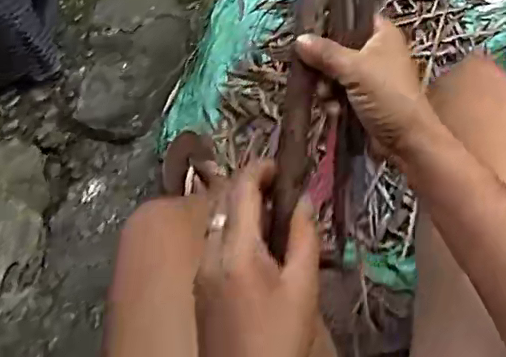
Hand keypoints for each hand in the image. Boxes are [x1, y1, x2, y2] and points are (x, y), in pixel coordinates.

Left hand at [195, 160, 319, 356]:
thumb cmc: (279, 339)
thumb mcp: (303, 287)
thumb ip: (305, 236)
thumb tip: (304, 199)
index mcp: (236, 250)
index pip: (241, 188)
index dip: (261, 167)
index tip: (283, 166)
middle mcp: (210, 255)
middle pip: (225, 200)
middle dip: (251, 185)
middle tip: (282, 191)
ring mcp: (201, 273)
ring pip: (217, 220)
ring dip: (241, 207)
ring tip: (274, 219)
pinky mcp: (200, 289)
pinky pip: (213, 242)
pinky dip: (233, 230)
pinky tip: (257, 247)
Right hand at [295, 16, 434, 163]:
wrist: (406, 141)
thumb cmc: (386, 94)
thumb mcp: (354, 69)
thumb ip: (325, 53)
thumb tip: (299, 39)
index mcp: (382, 33)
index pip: (354, 16)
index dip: (332, 22)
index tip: (310, 32)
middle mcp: (377, 50)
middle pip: (339, 46)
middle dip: (325, 64)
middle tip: (317, 74)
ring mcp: (370, 75)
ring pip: (336, 71)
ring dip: (328, 86)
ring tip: (327, 97)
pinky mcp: (364, 97)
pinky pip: (340, 91)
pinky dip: (335, 100)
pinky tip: (334, 111)